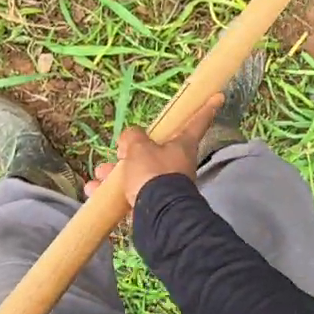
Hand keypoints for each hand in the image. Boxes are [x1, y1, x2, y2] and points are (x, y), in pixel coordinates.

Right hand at [86, 94, 222, 205]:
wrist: (157, 216)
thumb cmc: (153, 173)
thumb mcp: (139, 148)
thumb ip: (133, 138)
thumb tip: (131, 140)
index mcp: (183, 145)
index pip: (197, 121)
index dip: (206, 109)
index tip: (218, 97)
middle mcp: (178, 163)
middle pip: (155, 151)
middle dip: (131, 152)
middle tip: (118, 154)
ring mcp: (167, 184)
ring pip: (139, 172)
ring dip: (116, 173)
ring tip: (99, 175)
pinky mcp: (154, 203)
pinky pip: (131, 192)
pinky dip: (113, 192)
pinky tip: (94, 191)